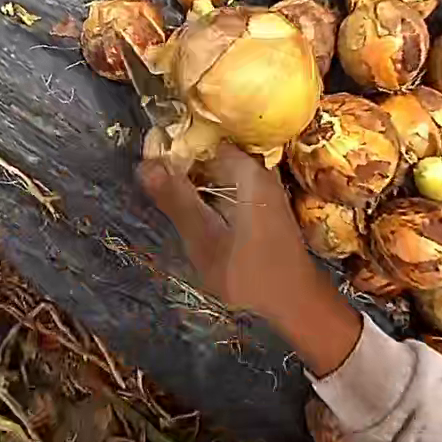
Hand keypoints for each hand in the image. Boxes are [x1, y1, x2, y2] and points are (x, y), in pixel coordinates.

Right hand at [139, 146, 361, 375]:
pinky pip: (230, 182)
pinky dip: (211, 187)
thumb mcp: (206, 240)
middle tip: (152, 172)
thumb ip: (177, 201)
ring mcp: (264, 186)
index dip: (176, 144)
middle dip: (183, 159)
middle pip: (213, 152)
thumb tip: (145, 165)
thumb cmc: (251, 273)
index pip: (205, 139)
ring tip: (165, 183)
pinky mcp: (264, 202)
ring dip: (196, 175)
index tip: (150, 154)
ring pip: (221, 168)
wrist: (297, 302)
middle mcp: (260, 171)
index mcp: (248, 171)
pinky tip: (193, 201)